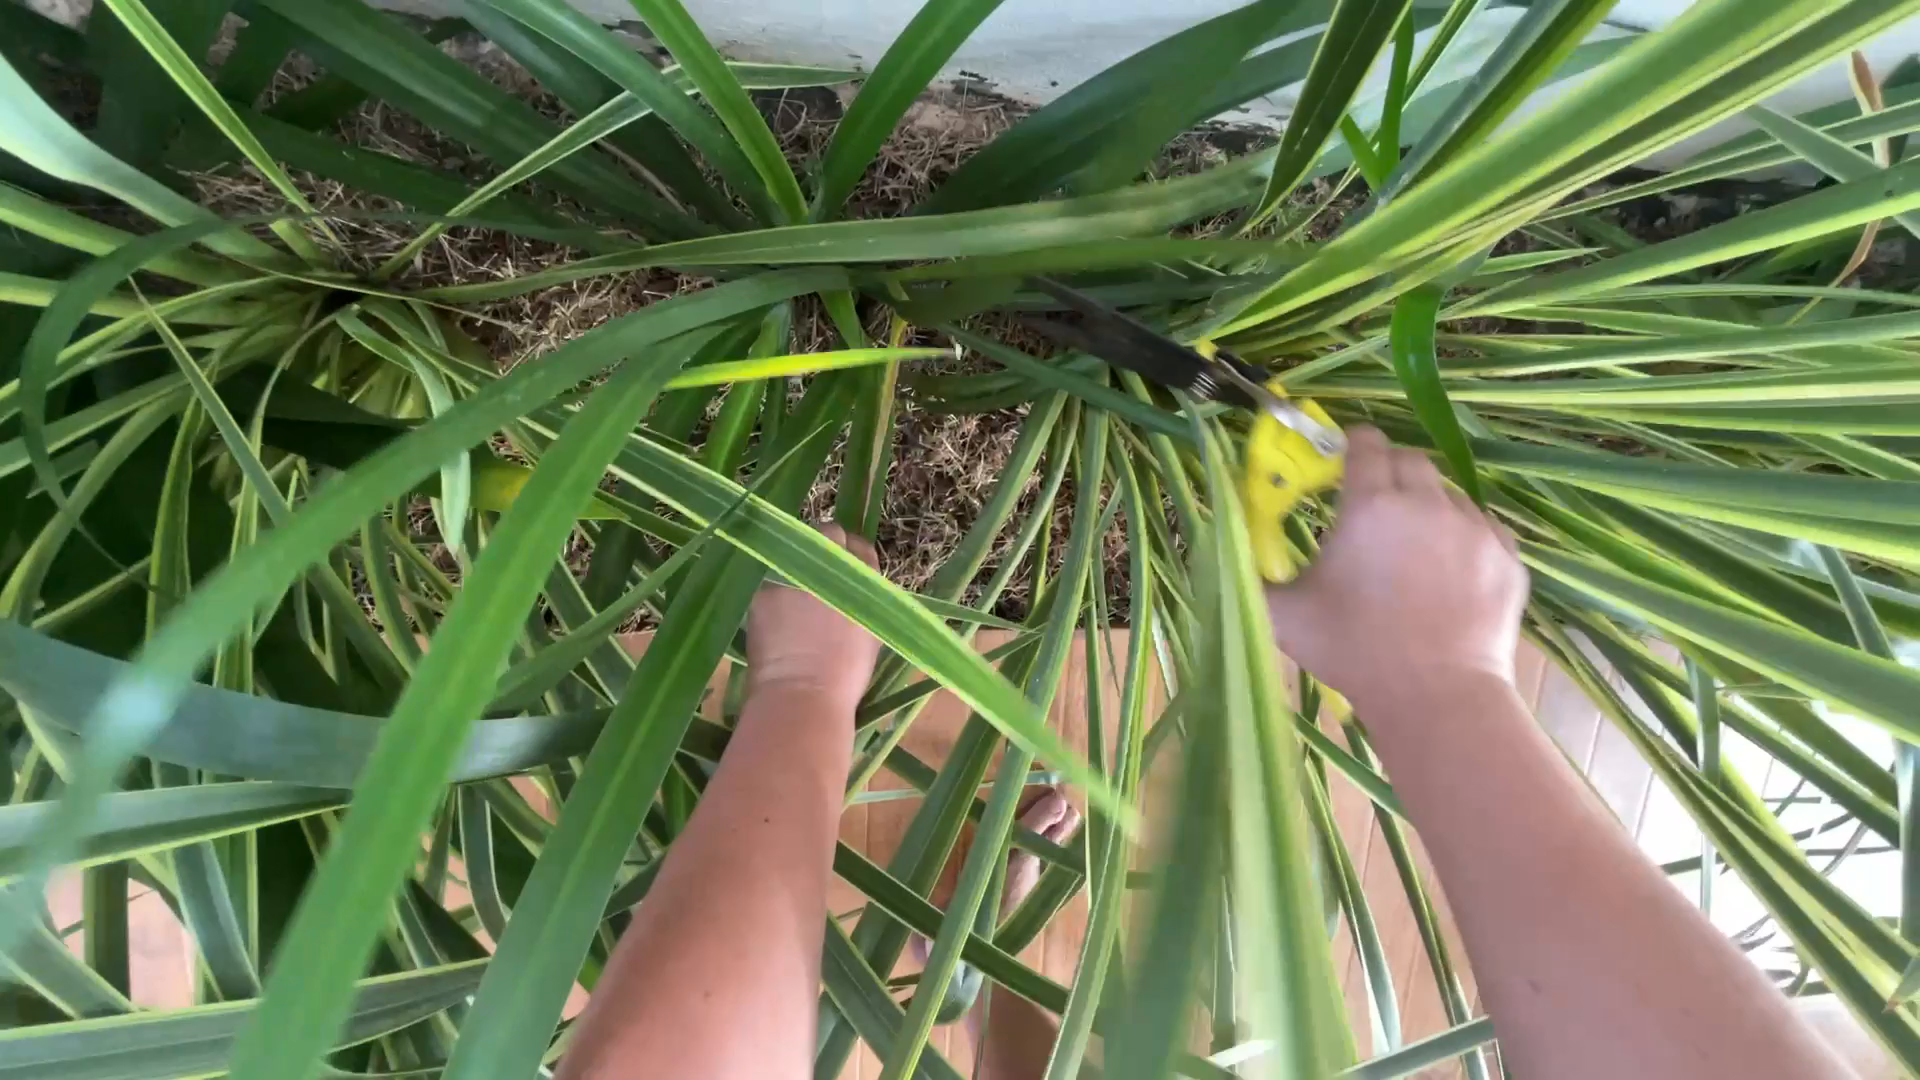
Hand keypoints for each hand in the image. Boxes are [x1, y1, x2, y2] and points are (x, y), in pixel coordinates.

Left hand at [745, 524, 882, 708]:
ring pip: (795, 552)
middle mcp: (831, 565)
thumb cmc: (847, 674)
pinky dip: (774, 589)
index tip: (847, 564)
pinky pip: (770, 577)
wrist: (804, 696)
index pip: (858, 544)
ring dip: (797, 565)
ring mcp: (794, 572)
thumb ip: (868, 597)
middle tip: (819, 573)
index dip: (851, 552)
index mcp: (864, 576)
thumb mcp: (872, 630)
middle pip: (828, 533)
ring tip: (795, 597)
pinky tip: (776, 615)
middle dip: (825, 547)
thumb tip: (857, 582)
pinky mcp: (763, 588)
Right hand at [1266, 426, 1526, 708]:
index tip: (1341, 453)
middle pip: (1409, 458)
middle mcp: (1426, 503)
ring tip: (1407, 539)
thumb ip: (1251, 575)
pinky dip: (1458, 532)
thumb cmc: (1350, 648)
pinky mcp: (1507, 556)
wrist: (1435, 694)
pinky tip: (1443, 565)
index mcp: (1370, 506)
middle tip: (1369, 497)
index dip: (1351, 441)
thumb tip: (1227, 552)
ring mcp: (1475, 528)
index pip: (1365, 444)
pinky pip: (1480, 525)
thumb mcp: (1283, 613)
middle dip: (1387, 467)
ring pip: (1447, 491)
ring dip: (1423, 501)